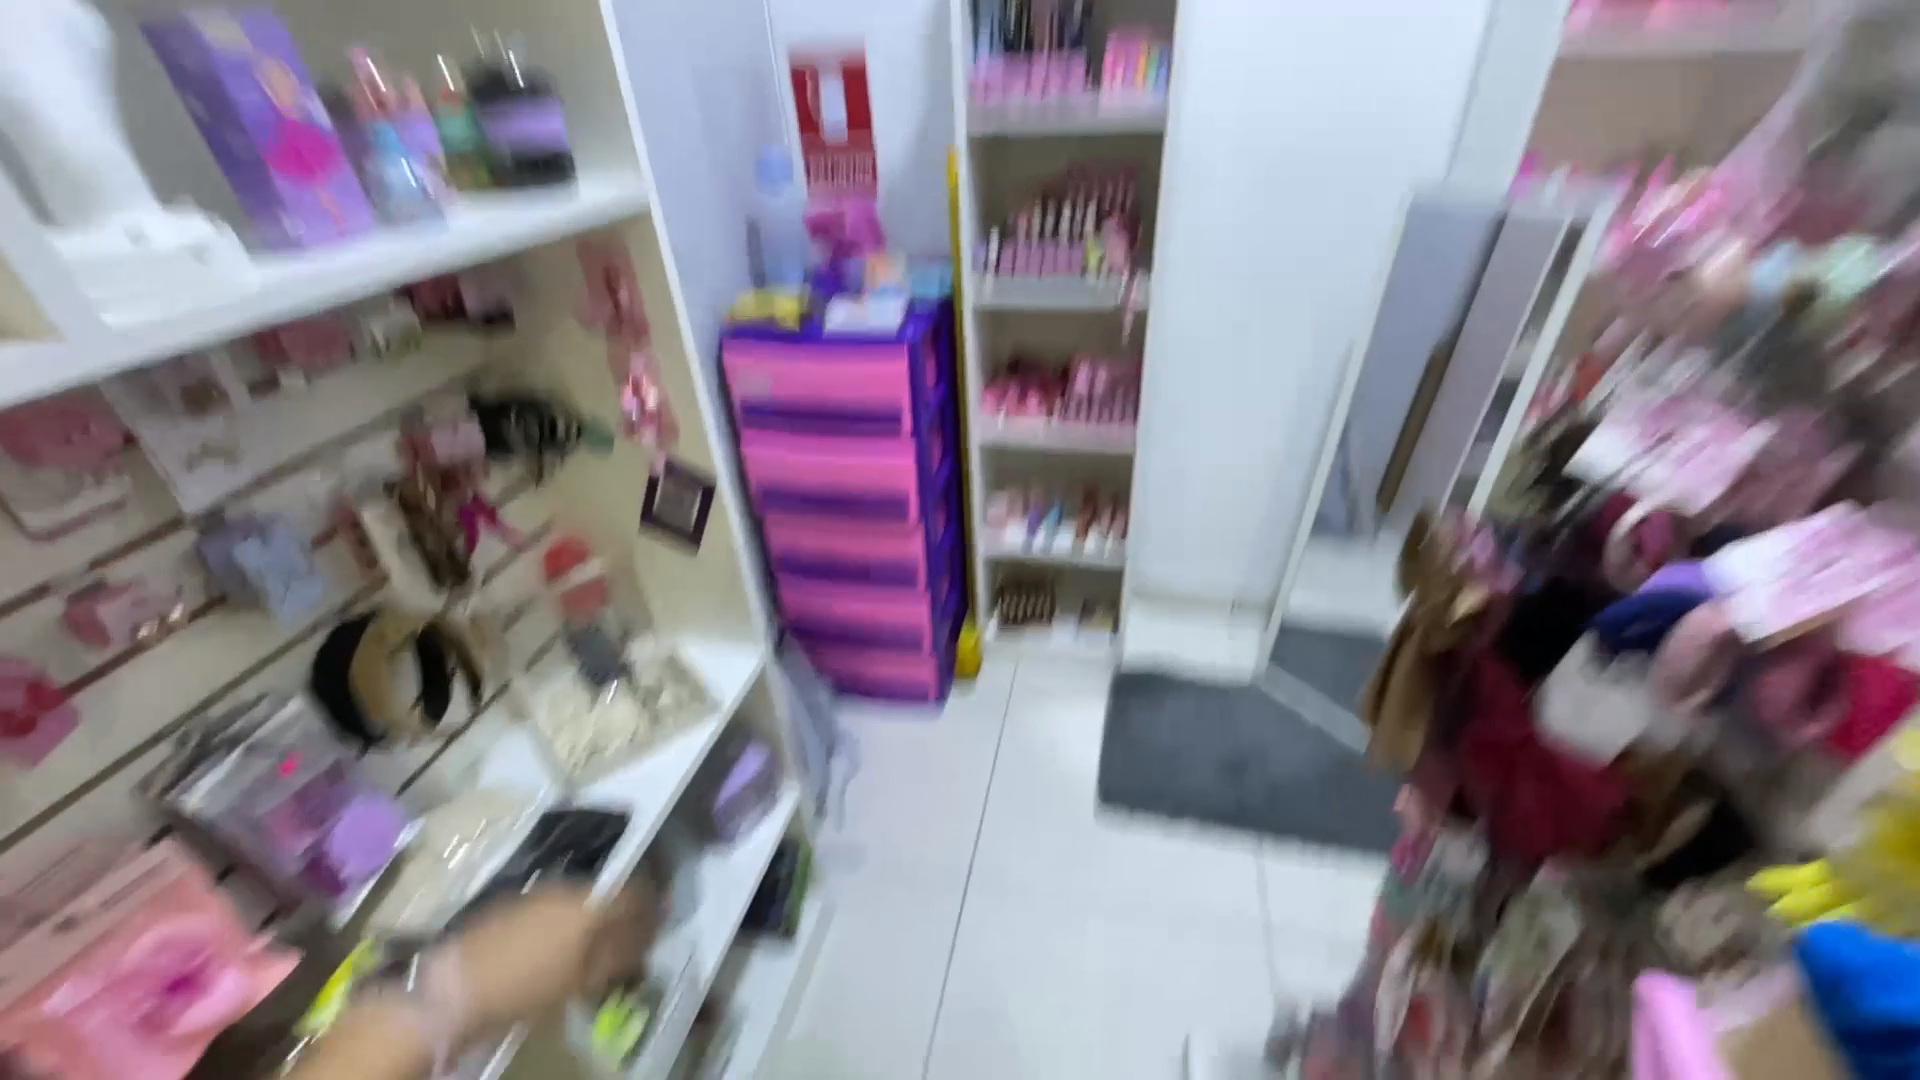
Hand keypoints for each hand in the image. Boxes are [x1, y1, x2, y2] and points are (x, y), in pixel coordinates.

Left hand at [449, 879, 660, 1038]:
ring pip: (587, 897)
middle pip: (613, 891)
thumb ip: (620, 957)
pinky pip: (561, 905)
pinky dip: (573, 919)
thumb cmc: (526, 987)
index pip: (639, 891)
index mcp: (593, 903)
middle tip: (633, 937)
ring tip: (599, 944)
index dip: (654, 905)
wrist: (452, 987)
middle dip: (628, 911)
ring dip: (600, 914)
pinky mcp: (518, 903)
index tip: (660, 922)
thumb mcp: (581, 981)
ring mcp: (542, 892)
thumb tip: (647, 943)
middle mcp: (572, 888)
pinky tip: (565, 944)